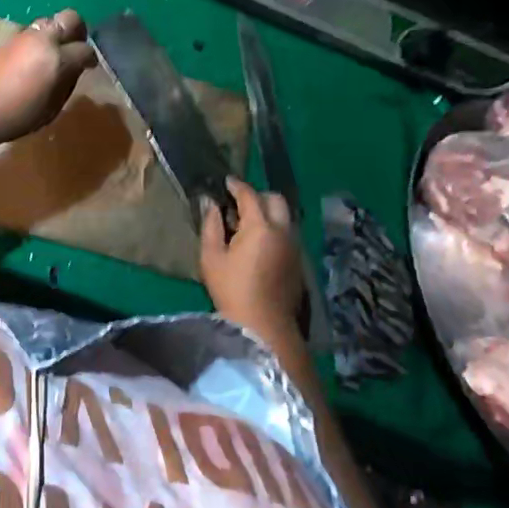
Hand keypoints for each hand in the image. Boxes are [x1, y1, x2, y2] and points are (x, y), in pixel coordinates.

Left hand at [0, 10, 97, 143]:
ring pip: (49, 21)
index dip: (90, 58)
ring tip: (53, 53)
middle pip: (71, 18)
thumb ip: (67, 82)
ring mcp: (25, 35)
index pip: (85, 49)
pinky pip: (33, 32)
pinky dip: (39, 40)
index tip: (89, 66)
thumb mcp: (53, 106)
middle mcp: (44, 39)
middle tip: (76, 47)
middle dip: (78, 30)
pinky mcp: (9, 38)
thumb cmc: (19, 114)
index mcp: (58, 58)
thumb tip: (74, 69)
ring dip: (56, 33)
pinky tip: (34, 58)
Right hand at [200, 177, 302, 335]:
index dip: (236, 185)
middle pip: (275, 199)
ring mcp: (294, 246)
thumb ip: (211, 225)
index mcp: (260, 226)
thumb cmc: (231, 290)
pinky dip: (275, 228)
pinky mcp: (299, 260)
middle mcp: (283, 230)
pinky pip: (288, 232)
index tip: (225, 181)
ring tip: (248, 223)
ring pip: (285, 216)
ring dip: (269, 212)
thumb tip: (209, 202)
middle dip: (257, 195)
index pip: (249, 195)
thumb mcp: (211, 257)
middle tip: (238, 203)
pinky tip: (260, 242)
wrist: (265, 326)